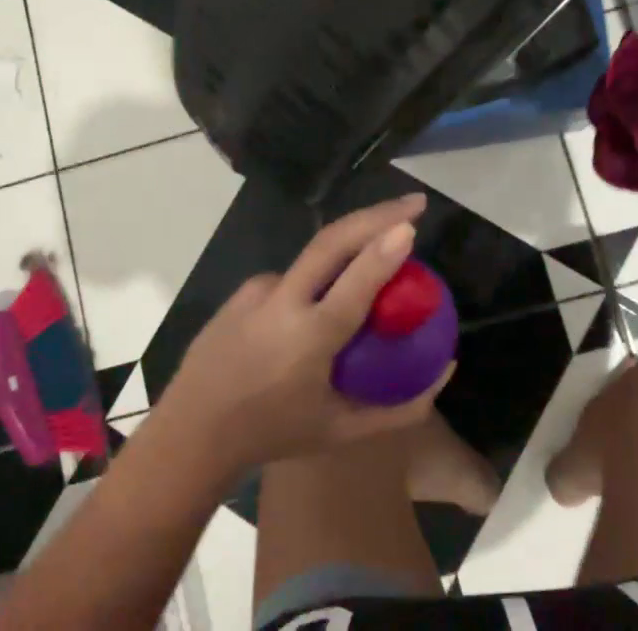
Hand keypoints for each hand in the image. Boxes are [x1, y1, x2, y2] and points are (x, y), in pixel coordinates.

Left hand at [156, 194, 453, 473]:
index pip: (354, 283)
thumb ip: (400, 407)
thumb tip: (445, 368)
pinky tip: (314, 309)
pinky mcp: (241, 291)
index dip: (384, 251)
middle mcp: (282, 303)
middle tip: (413, 202)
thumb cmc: (272, 434)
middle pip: (332, 241)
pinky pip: (289, 281)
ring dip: (345, 253)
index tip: (411, 225)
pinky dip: (313, 284)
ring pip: (312, 262)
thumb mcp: (342, 431)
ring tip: (370, 264)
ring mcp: (256, 292)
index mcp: (309, 338)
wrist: (192, 432)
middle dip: (376, 214)